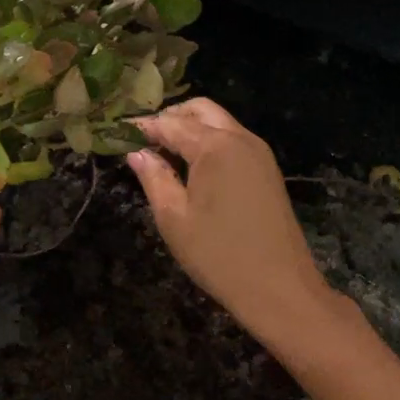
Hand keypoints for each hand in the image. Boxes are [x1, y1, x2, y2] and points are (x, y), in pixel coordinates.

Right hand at [126, 98, 330, 344]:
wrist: (282, 290)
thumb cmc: (220, 255)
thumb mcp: (174, 218)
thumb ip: (153, 177)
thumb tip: (136, 152)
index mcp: (214, 146)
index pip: (170, 123)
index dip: (142, 126)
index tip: (118, 132)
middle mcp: (239, 138)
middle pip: (199, 110)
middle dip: (170, 118)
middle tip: (145, 141)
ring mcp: (258, 152)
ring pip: (219, 122)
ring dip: (191, 128)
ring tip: (164, 155)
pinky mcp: (268, 170)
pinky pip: (233, 140)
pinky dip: (210, 142)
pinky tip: (193, 168)